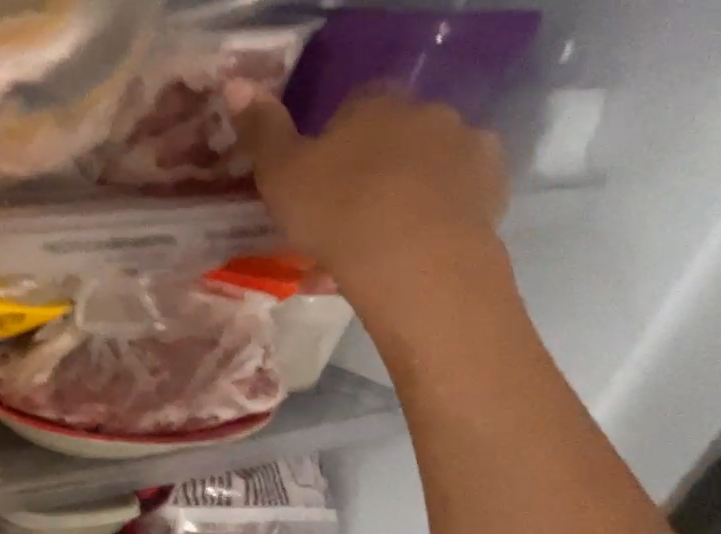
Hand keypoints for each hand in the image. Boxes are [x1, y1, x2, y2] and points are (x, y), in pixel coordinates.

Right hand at [226, 84, 508, 289]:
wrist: (411, 256)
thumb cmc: (334, 209)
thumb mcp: (278, 174)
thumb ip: (261, 131)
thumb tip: (235, 85)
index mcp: (376, 106)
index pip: (354, 105)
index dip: (333, 137)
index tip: (316, 172)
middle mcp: (429, 114)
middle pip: (394, 134)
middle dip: (372, 164)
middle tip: (341, 210)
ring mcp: (468, 148)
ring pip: (426, 165)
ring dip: (403, 190)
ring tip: (371, 237)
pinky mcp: (491, 188)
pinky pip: (454, 196)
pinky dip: (432, 214)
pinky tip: (404, 247)